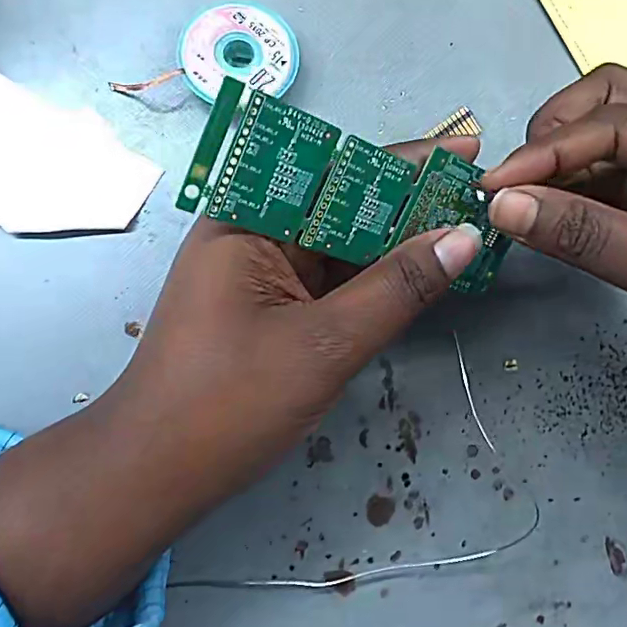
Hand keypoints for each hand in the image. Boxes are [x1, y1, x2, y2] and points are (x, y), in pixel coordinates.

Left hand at [0, 137, 482, 626]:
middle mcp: (252, 232)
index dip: (407, 162)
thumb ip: (398, 287)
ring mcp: (260, 270)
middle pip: (342, 202)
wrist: (152, 475)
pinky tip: (417, 267)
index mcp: (248, 220)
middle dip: (409, 198)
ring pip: (340, 241)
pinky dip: (372, 274)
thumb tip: (464, 237)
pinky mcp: (270, 304)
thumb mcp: (324, 344)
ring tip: (461, 223)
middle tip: (474, 192)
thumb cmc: (229, 404)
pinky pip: (330, 276)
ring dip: (395, 237)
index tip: (465, 152)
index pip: (338, 172)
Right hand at [480, 66, 626, 479]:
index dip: (550, 150)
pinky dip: (566, 201)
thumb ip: (587, 235)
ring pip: (602, 151)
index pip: (620, 122)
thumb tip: (502, 205)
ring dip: (556, 170)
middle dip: (554, 137)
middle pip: (611, 108)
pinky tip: (537, 221)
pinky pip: (602, 193)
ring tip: (513, 205)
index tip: (493, 185)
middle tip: (512, 183)